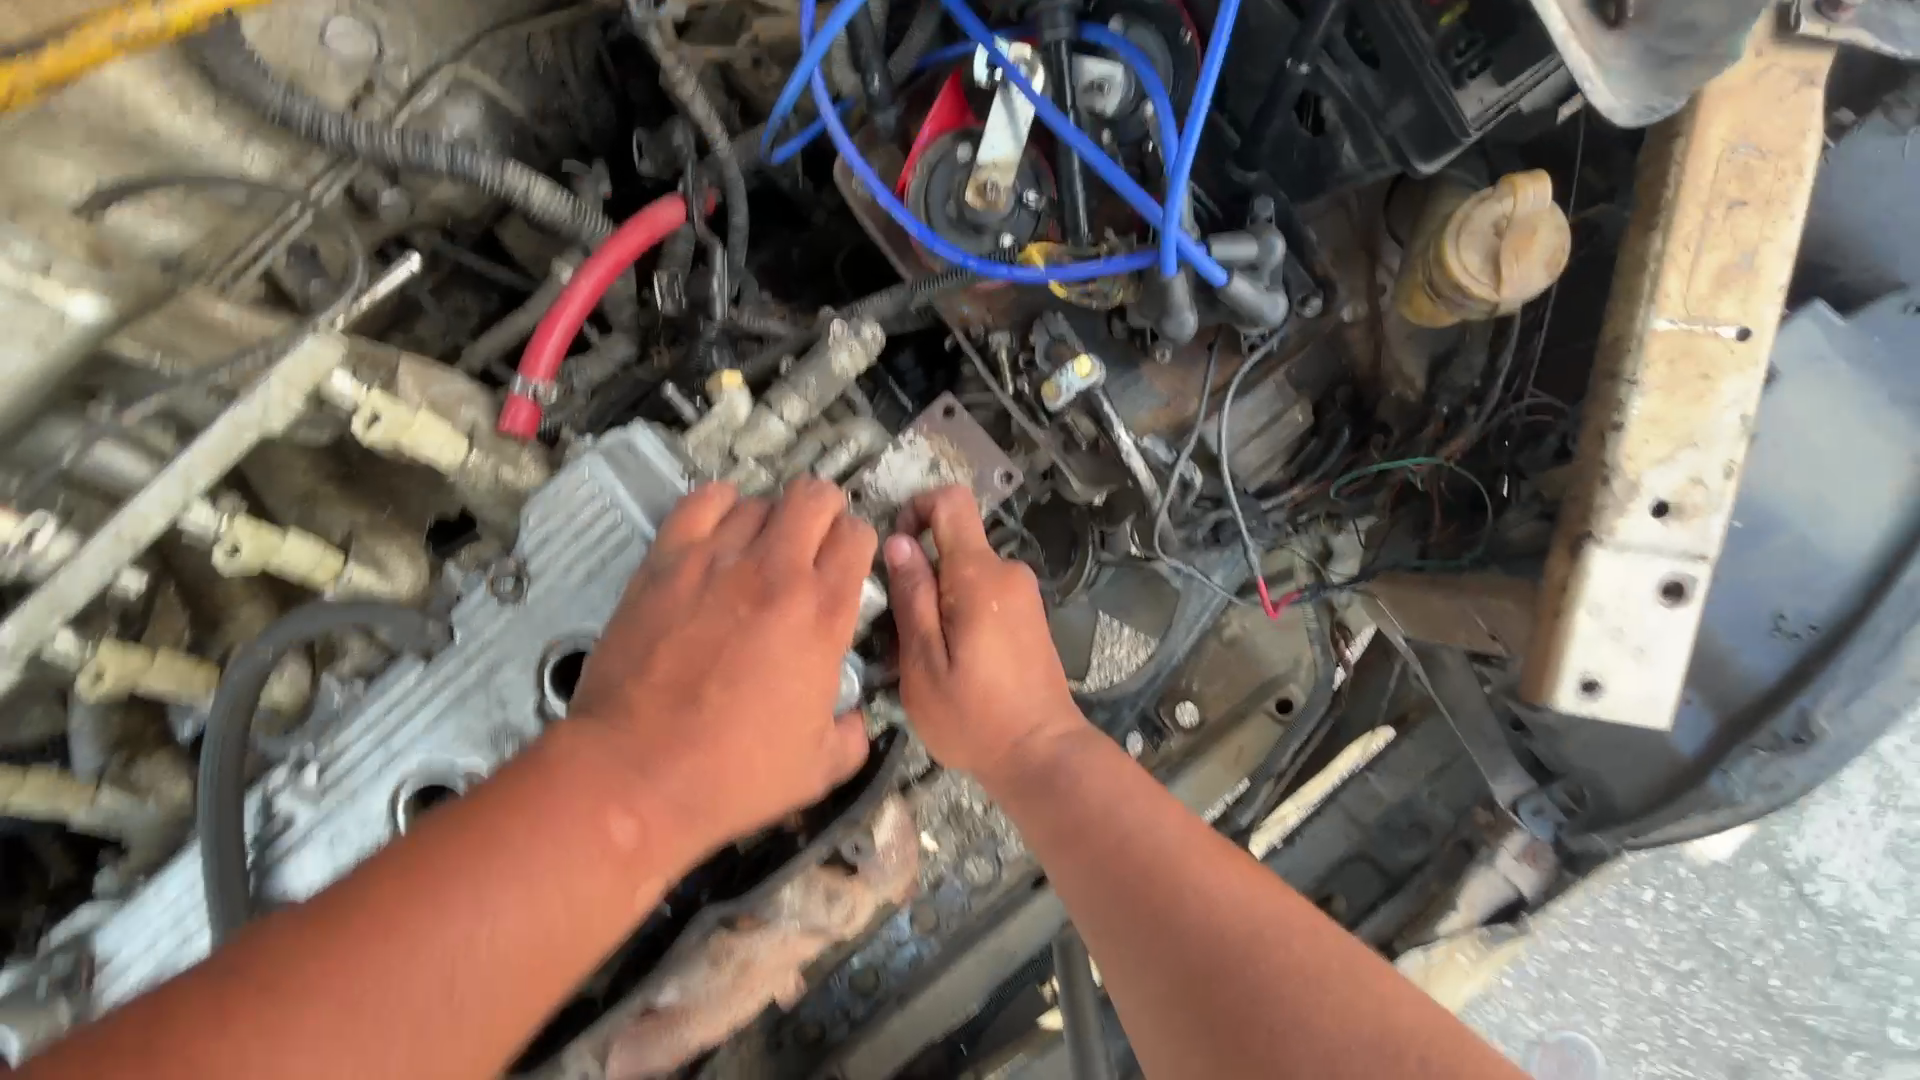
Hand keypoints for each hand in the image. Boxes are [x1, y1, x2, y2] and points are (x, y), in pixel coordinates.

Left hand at [566, 477, 876, 859]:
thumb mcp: (820, 768)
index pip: (858, 536)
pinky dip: (721, 504)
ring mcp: (717, 560)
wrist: (637, 773)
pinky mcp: (666, 561)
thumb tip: (855, 718)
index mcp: (824, 613)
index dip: (858, 543)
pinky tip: (721, 527)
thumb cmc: (734, 774)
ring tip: (761, 544)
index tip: (847, 563)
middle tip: (815, 538)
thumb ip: (852, 734)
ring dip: (771, 516)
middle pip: (815, 497)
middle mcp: (777, 572)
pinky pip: (702, 501)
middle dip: (825, 510)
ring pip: (760, 500)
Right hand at [883, 486, 1090, 784]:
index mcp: (980, 575)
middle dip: (920, 570)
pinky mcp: (1028, 616)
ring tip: (922, 653)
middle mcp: (1007, 572)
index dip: (916, 508)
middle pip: (955, 542)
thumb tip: (898, 542)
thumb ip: (912, 597)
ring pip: (966, 572)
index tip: (895, 550)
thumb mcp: (924, 663)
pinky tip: (952, 659)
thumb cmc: (975, 717)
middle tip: (899, 627)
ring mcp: (1023, 594)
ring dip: (938, 597)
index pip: (951, 501)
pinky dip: (960, 611)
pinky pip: (984, 593)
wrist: (1042, 754)